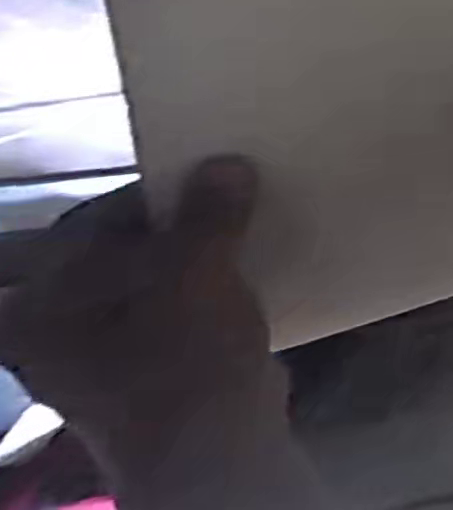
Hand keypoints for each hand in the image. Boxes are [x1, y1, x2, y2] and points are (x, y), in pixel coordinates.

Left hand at [0, 157, 322, 507]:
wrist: (211, 433)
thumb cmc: (184, 354)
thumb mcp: (197, 277)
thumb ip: (206, 218)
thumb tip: (222, 162)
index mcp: (49, 300)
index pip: (96, 220)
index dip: (160, 189)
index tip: (222, 170)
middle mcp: (65, 317)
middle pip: (130, 242)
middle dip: (189, 215)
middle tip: (247, 193)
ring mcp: (111, 337)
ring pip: (162, 267)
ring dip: (210, 242)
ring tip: (259, 223)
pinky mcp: (158, 348)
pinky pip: (184, 292)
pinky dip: (217, 273)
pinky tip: (254, 266)